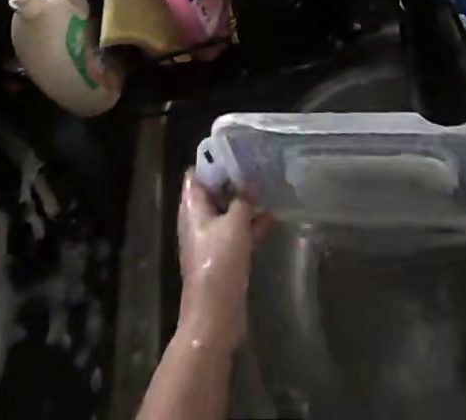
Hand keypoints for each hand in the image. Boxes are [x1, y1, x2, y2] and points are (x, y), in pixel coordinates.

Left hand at [175, 170, 270, 347]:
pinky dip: (252, 224)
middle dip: (234, 180)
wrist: (215, 316)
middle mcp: (199, 221)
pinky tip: (273, 217)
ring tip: (270, 186)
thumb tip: (249, 182)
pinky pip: (238, 232)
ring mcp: (211, 240)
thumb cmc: (219, 264)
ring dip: (246, 202)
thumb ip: (242, 200)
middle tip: (259, 164)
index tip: (237, 148)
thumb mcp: (234, 224)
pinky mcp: (225, 257)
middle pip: (215, 192)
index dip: (214, 160)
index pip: (196, 175)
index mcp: (192, 209)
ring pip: (229, 212)